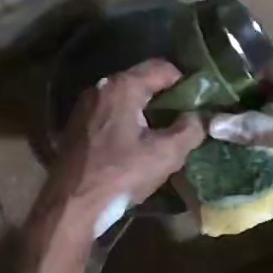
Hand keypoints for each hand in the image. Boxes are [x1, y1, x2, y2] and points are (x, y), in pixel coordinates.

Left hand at [41, 59, 206, 235]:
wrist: (71, 205)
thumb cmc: (120, 175)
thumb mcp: (165, 154)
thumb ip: (190, 129)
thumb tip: (201, 116)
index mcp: (122, 87)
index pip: (162, 68)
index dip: (185, 81)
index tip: (200, 101)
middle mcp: (100, 88)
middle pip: (141, 81)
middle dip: (166, 97)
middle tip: (185, 118)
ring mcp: (84, 107)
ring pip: (124, 99)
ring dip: (145, 111)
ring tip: (164, 133)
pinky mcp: (75, 126)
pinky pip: (110, 114)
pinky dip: (126, 122)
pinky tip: (136, 145)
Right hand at [207, 54, 272, 210]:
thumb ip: (258, 128)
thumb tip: (213, 123)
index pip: (268, 64)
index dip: (238, 71)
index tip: (207, 81)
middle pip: (270, 88)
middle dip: (241, 98)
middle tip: (205, 107)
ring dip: (251, 120)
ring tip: (214, 125)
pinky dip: (265, 138)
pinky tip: (240, 146)